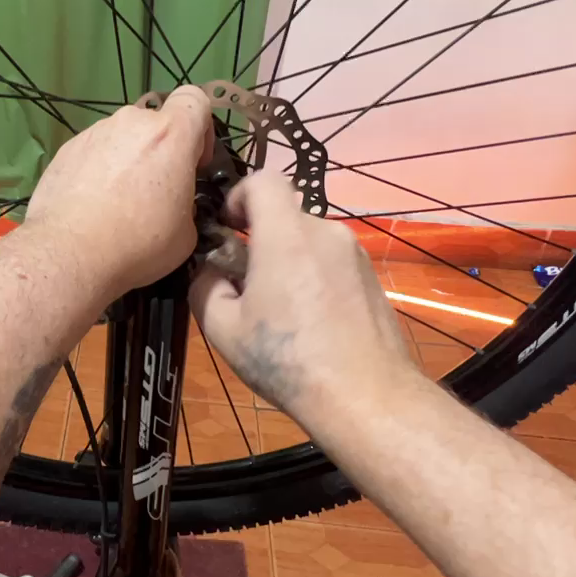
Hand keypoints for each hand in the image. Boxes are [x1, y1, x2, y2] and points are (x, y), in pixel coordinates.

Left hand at [23, 85, 212, 300]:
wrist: (69, 252)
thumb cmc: (139, 242)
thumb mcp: (186, 232)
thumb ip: (186, 203)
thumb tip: (172, 203)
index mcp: (170, 134)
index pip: (194, 98)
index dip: (201, 128)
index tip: (193, 162)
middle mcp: (131, 122)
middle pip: (154, 123)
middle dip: (159, 151)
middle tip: (154, 192)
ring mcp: (94, 132)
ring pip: (121, 138)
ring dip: (127, 160)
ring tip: (116, 202)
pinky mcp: (66, 149)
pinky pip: (93, 152)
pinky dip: (97, 171)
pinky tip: (91, 205)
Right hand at [190, 170, 422, 420]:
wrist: (366, 397)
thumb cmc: (287, 360)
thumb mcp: (223, 329)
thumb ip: (204, 286)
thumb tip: (209, 271)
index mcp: (286, 235)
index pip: (263, 180)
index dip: (239, 195)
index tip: (228, 227)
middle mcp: (325, 232)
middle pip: (284, 216)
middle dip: (260, 239)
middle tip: (246, 283)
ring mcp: (354, 254)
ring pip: (308, 241)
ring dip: (287, 261)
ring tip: (279, 311)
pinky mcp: (371, 277)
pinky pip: (330, 262)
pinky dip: (313, 278)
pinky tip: (310, 323)